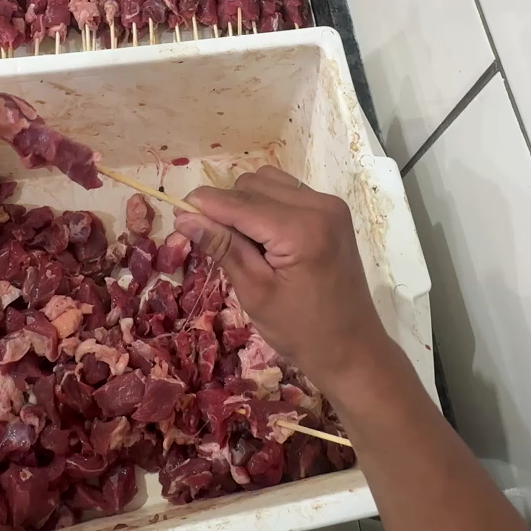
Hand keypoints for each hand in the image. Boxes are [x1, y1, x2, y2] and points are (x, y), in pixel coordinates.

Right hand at [176, 167, 396, 390]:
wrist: (353, 349)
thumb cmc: (302, 331)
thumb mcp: (255, 292)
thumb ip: (223, 247)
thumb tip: (185, 217)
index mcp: (302, 229)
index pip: (240, 203)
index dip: (205, 204)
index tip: (176, 213)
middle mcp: (319, 205)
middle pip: (253, 185)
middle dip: (227, 207)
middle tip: (218, 245)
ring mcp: (329, 205)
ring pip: (268, 182)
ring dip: (247, 203)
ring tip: (245, 244)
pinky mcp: (331, 211)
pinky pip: (287, 191)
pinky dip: (268, 205)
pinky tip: (266, 238)